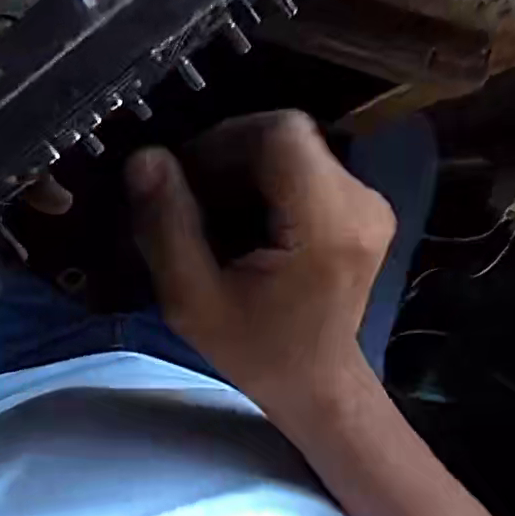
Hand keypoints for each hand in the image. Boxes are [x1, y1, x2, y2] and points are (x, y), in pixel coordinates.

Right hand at [126, 110, 394, 410]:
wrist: (316, 381)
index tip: (187, 176)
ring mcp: (369, 201)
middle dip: (229, 156)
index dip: (224, 141)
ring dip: (244, 169)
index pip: (281, 133)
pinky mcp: (363, 205)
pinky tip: (244, 219)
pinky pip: (305, 165)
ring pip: (293, 148)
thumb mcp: (193, 301)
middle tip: (193, 200)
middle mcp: (361, 202)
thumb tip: (146, 158)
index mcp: (328, 226)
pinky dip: (265, 181)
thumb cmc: (257, 350)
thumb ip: (166, 227)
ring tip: (216, 214)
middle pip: (286, 137)